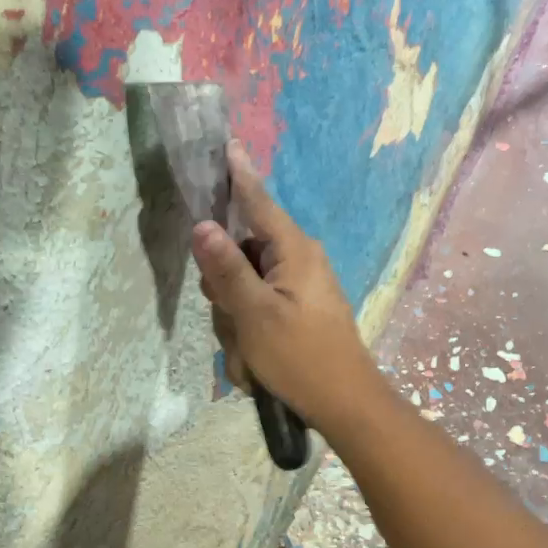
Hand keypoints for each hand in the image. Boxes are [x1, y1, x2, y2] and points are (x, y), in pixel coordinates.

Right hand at [189, 140, 387, 432]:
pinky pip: (258, 304)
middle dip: (224, 284)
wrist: (346, 404)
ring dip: (234, 315)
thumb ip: (226, 268)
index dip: (238, 175)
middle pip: (241, 250)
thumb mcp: (254, 314)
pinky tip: (254, 357)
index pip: (258, 202)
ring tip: (247, 349)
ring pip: (245, 283)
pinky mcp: (298, 307)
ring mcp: (300, 284)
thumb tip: (202, 225)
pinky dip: (248, 327)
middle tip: (230, 316)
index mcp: (294, 250)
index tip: (227, 143)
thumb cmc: (300, 357)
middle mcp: (299, 258)